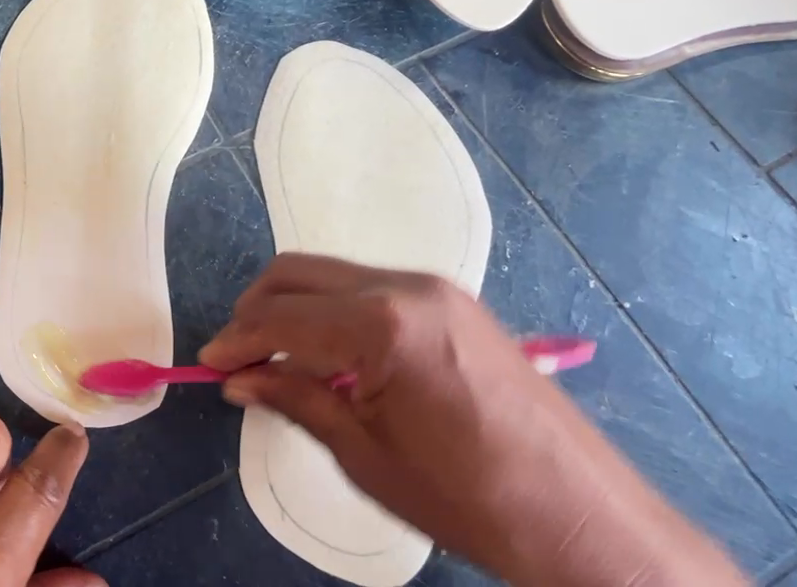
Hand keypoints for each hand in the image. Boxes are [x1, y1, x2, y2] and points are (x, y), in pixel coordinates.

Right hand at [200, 254, 746, 586]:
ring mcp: (436, 288)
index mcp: (381, 324)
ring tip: (280, 358)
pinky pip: (369, 286)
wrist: (587, 522)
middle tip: (239, 358)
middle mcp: (405, 286)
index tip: (208, 364)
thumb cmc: (468, 499)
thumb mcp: (364, 454)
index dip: (235, 339)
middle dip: (256, 310)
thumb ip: (294, 399)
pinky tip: (333, 354)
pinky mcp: (455, 301)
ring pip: (331, 274)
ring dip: (293, 306)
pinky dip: (334, 309)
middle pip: (296, 273)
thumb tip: (238, 378)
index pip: (279, 316)